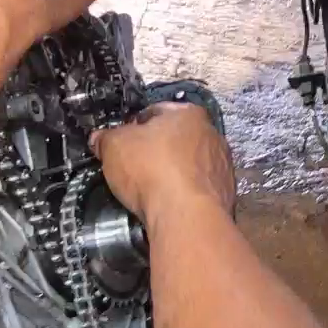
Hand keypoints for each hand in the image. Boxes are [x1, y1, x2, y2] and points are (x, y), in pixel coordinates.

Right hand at [92, 104, 235, 227]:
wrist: (186, 215)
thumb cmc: (153, 171)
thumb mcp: (114, 146)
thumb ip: (107, 138)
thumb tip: (101, 139)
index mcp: (189, 114)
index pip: (156, 112)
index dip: (135, 126)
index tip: (123, 141)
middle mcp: (213, 135)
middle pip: (177, 139)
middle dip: (157, 151)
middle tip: (135, 166)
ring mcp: (222, 166)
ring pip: (190, 165)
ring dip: (173, 174)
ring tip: (152, 189)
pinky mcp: (226, 193)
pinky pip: (198, 189)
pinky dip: (185, 194)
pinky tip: (169, 203)